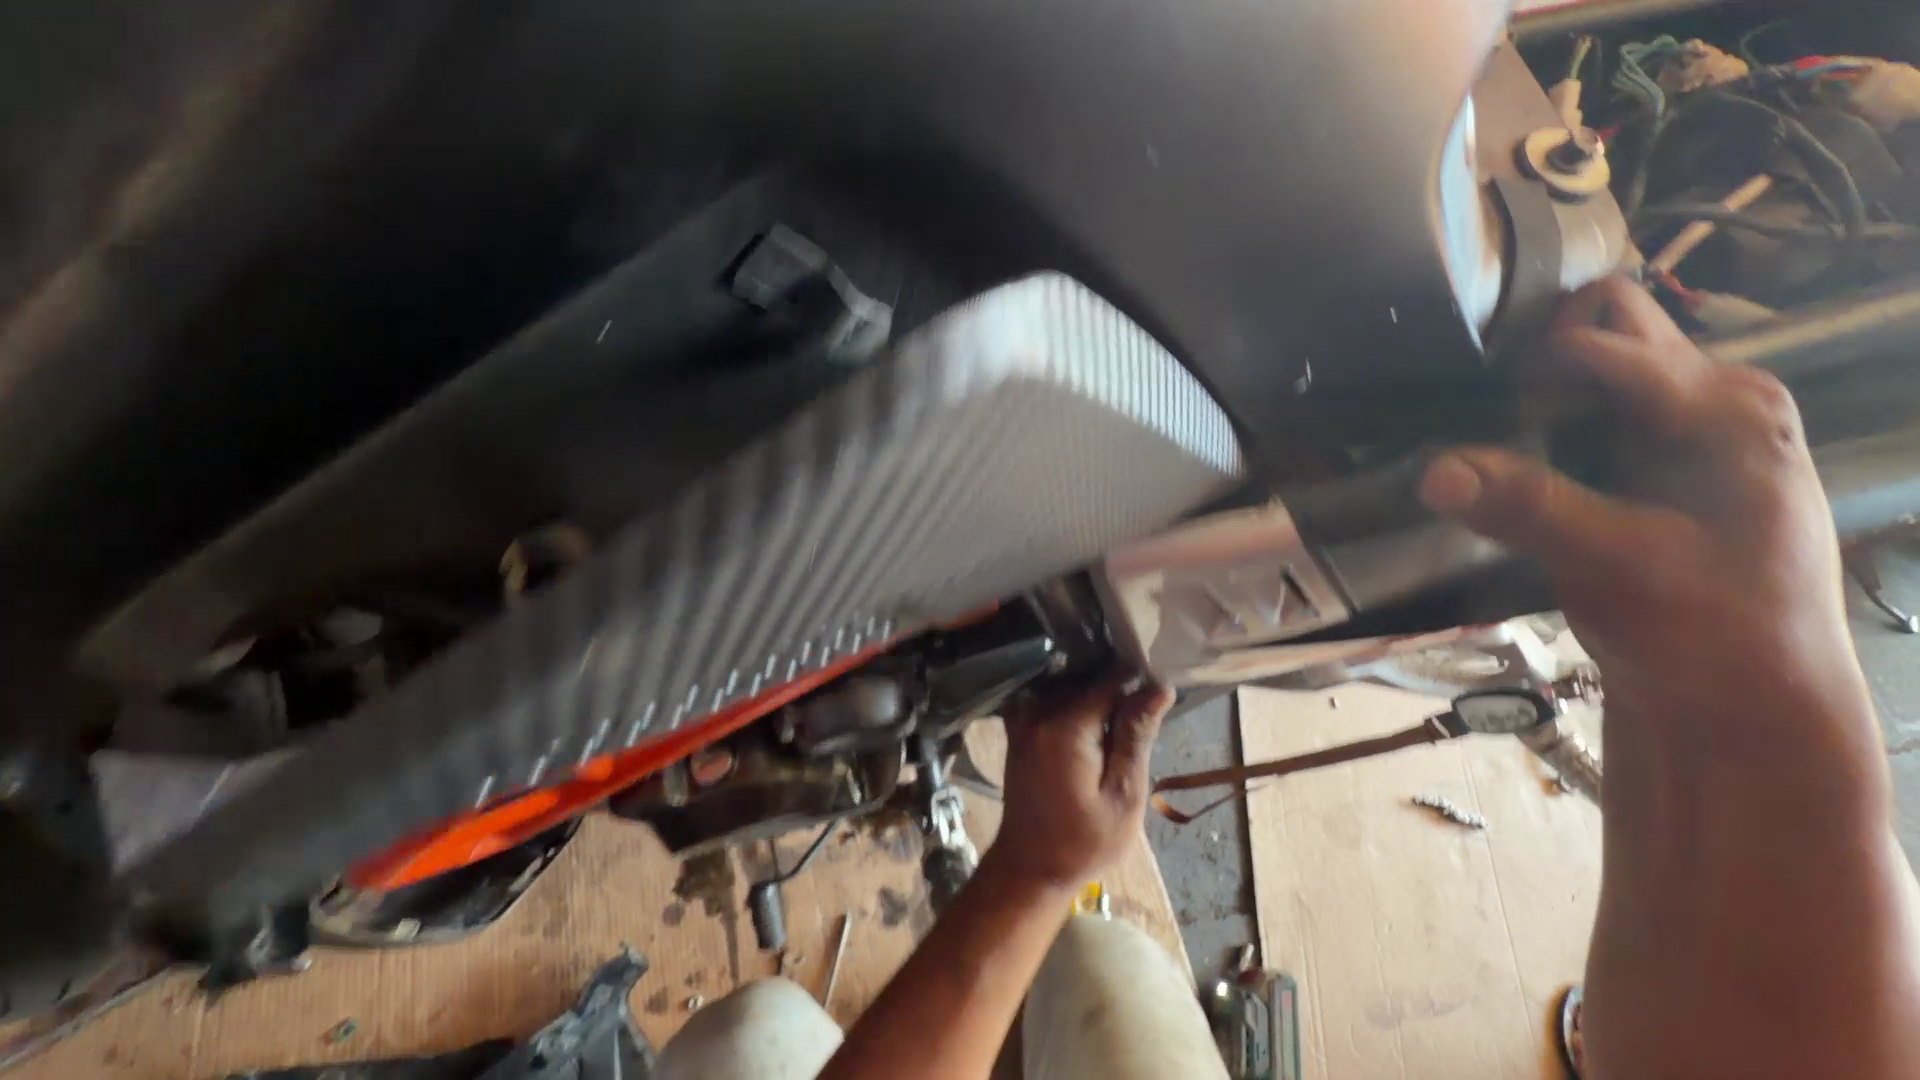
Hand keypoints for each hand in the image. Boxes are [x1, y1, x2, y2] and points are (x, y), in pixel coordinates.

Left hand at [983, 675, 1173, 890]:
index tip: (1160, 690)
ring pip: (1067, 684)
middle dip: (1116, 688)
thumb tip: (1159, 688)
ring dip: (1093, 694)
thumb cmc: (1085, 840)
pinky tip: (1090, 726)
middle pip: (1086, 678)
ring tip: (1120, 723)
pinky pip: (1048, 698)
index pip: (1110, 680)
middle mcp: (1039, 713)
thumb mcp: (1124, 794)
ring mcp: (1023, 719)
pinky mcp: (1018, 729)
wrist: (1031, 866)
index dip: (1138, 680)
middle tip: (1143, 715)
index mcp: (1066, 727)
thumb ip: (1136, 736)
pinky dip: (1070, 702)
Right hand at [1417, 277, 1874, 748]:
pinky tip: (1511, 469)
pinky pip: (1582, 411)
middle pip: (1607, 322)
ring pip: (1591, 364)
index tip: (1483, 428)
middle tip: (1488, 417)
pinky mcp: (1649, 463)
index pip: (1604, 341)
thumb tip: (1430, 470)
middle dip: (1537, 354)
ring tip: (1491, 445)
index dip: (1530, 374)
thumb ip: (1526, 507)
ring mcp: (1680, 428)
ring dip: (1532, 391)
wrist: (1744, 704)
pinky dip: (1536, 423)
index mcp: (1724, 408)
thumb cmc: (1708, 630)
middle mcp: (1710, 397)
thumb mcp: (1615, 565)